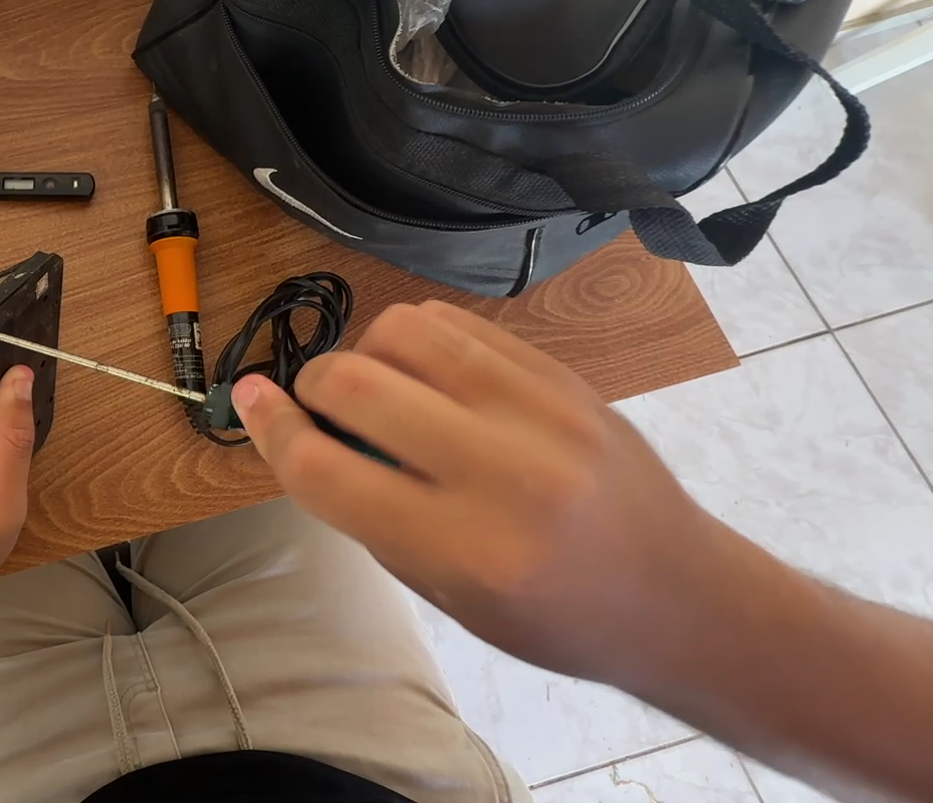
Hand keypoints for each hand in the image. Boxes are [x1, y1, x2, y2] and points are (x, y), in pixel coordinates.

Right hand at [232, 299, 753, 687]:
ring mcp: (539, 410)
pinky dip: (412, 338)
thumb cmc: (544, 612)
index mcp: (461, 546)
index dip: (268, 426)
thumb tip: (288, 419)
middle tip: (325, 409)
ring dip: (363, 353)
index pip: (322, 467)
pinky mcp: (561, 374)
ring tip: (382, 386)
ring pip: (399, 330)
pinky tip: (424, 370)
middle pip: (351, 384)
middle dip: (311, 388)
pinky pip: (450, 319)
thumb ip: (357, 499)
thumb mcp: (433, 584)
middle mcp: (501, 471)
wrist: (684, 598)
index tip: (249, 399)